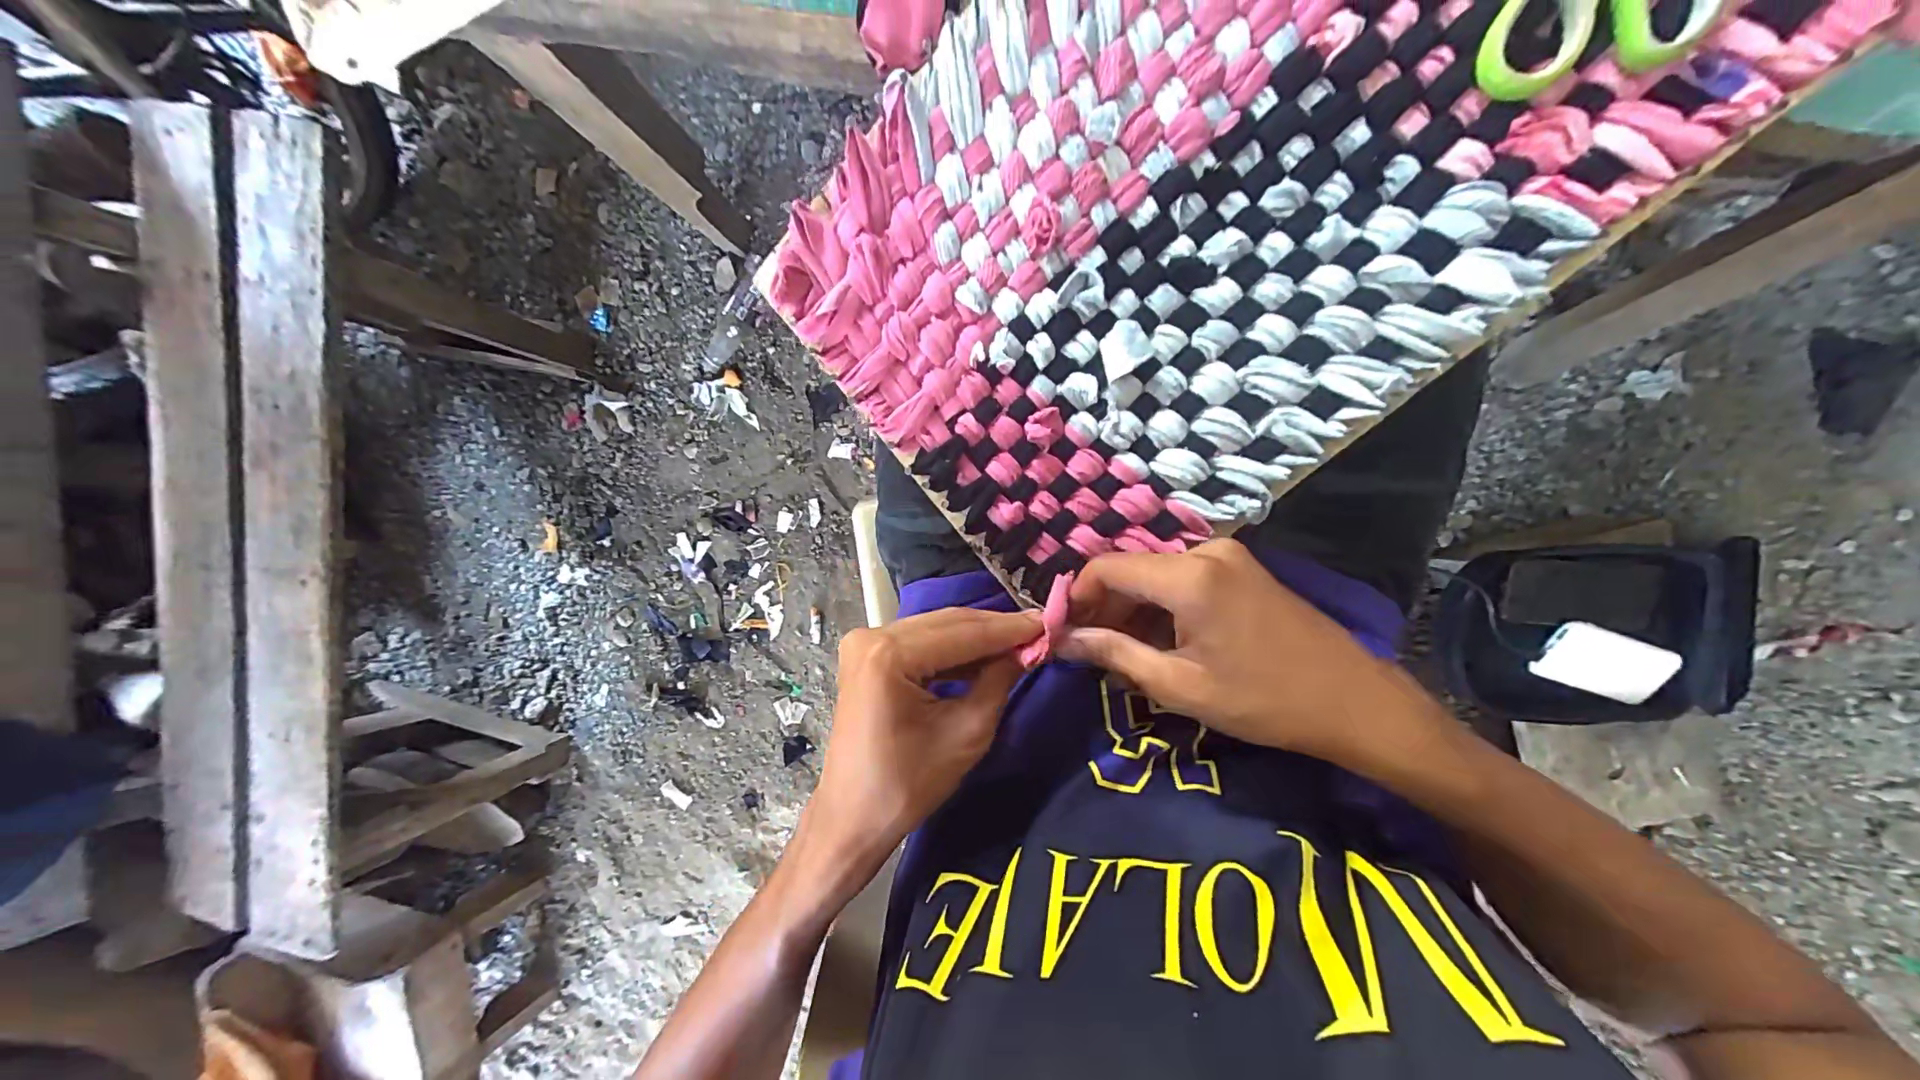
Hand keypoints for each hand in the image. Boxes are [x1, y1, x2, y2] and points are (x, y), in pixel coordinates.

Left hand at [801, 606, 1042, 867]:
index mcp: (888, 655)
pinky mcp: (866, 657)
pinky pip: (919, 643)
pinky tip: (984, 656)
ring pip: (935, 629)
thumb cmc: (907, 785)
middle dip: (995, 629)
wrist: (853, 818)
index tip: (1048, 624)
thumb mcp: (967, 733)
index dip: (1009, 629)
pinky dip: (952, 650)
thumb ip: (999, 681)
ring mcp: (864, 644)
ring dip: (976, 637)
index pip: (962, 632)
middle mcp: (871, 637)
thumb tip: (1027, 649)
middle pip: (947, 623)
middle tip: (1040, 631)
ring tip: (1020, 642)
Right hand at [1056, 539, 1445, 767]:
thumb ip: (1114, 653)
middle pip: (1130, 568)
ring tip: (1122, 652)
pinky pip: (1183, 578)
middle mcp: (1205, 551)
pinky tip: (1160, 640)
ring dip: (1132, 608)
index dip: (1075, 598)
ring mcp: (1228, 556)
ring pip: (1155, 573)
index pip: (1105, 568)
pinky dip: (1161, 605)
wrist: (1354, 701)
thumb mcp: (1178, 685)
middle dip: (1102, 607)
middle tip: (1088, 650)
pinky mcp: (1242, 568)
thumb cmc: (1263, 700)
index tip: (1061, 633)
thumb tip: (1062, 639)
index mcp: (1188, 576)